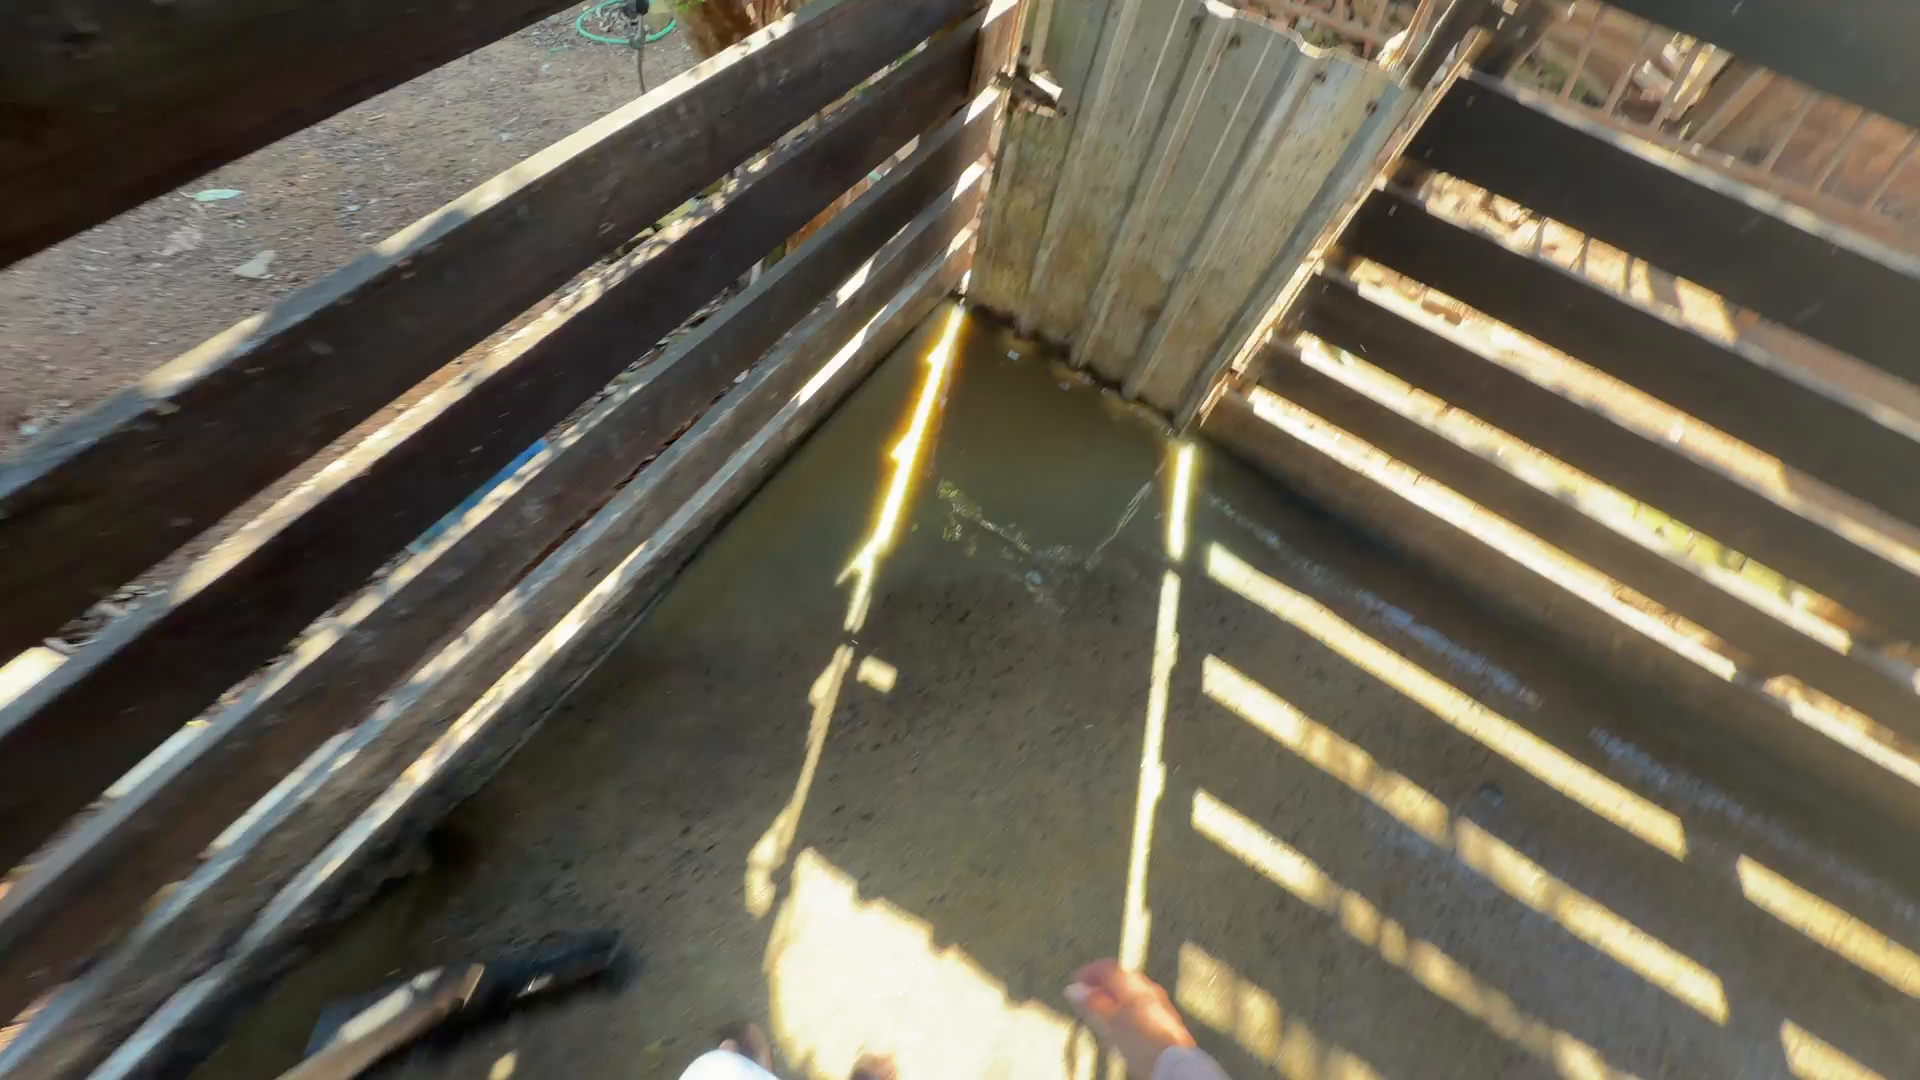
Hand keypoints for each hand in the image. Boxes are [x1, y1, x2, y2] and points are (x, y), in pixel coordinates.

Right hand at [1064, 959, 1196, 1077]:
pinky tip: (1122, 1022)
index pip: (1106, 966)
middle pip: (1119, 976)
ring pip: (1130, 991)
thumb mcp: (1110, 1021)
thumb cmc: (1144, 1042)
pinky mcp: (1164, 1018)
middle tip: (1087, 993)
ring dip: (1114, 996)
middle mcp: (1147, 987)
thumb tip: (1074, 990)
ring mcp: (1158, 1001)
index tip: (1077, 980)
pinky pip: (1140, 1004)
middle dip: (1102, 983)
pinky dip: (1126, 1007)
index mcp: (1133, 982)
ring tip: (1102, 1010)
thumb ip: (1092, 1002)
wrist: (1172, 1064)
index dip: (1088, 971)